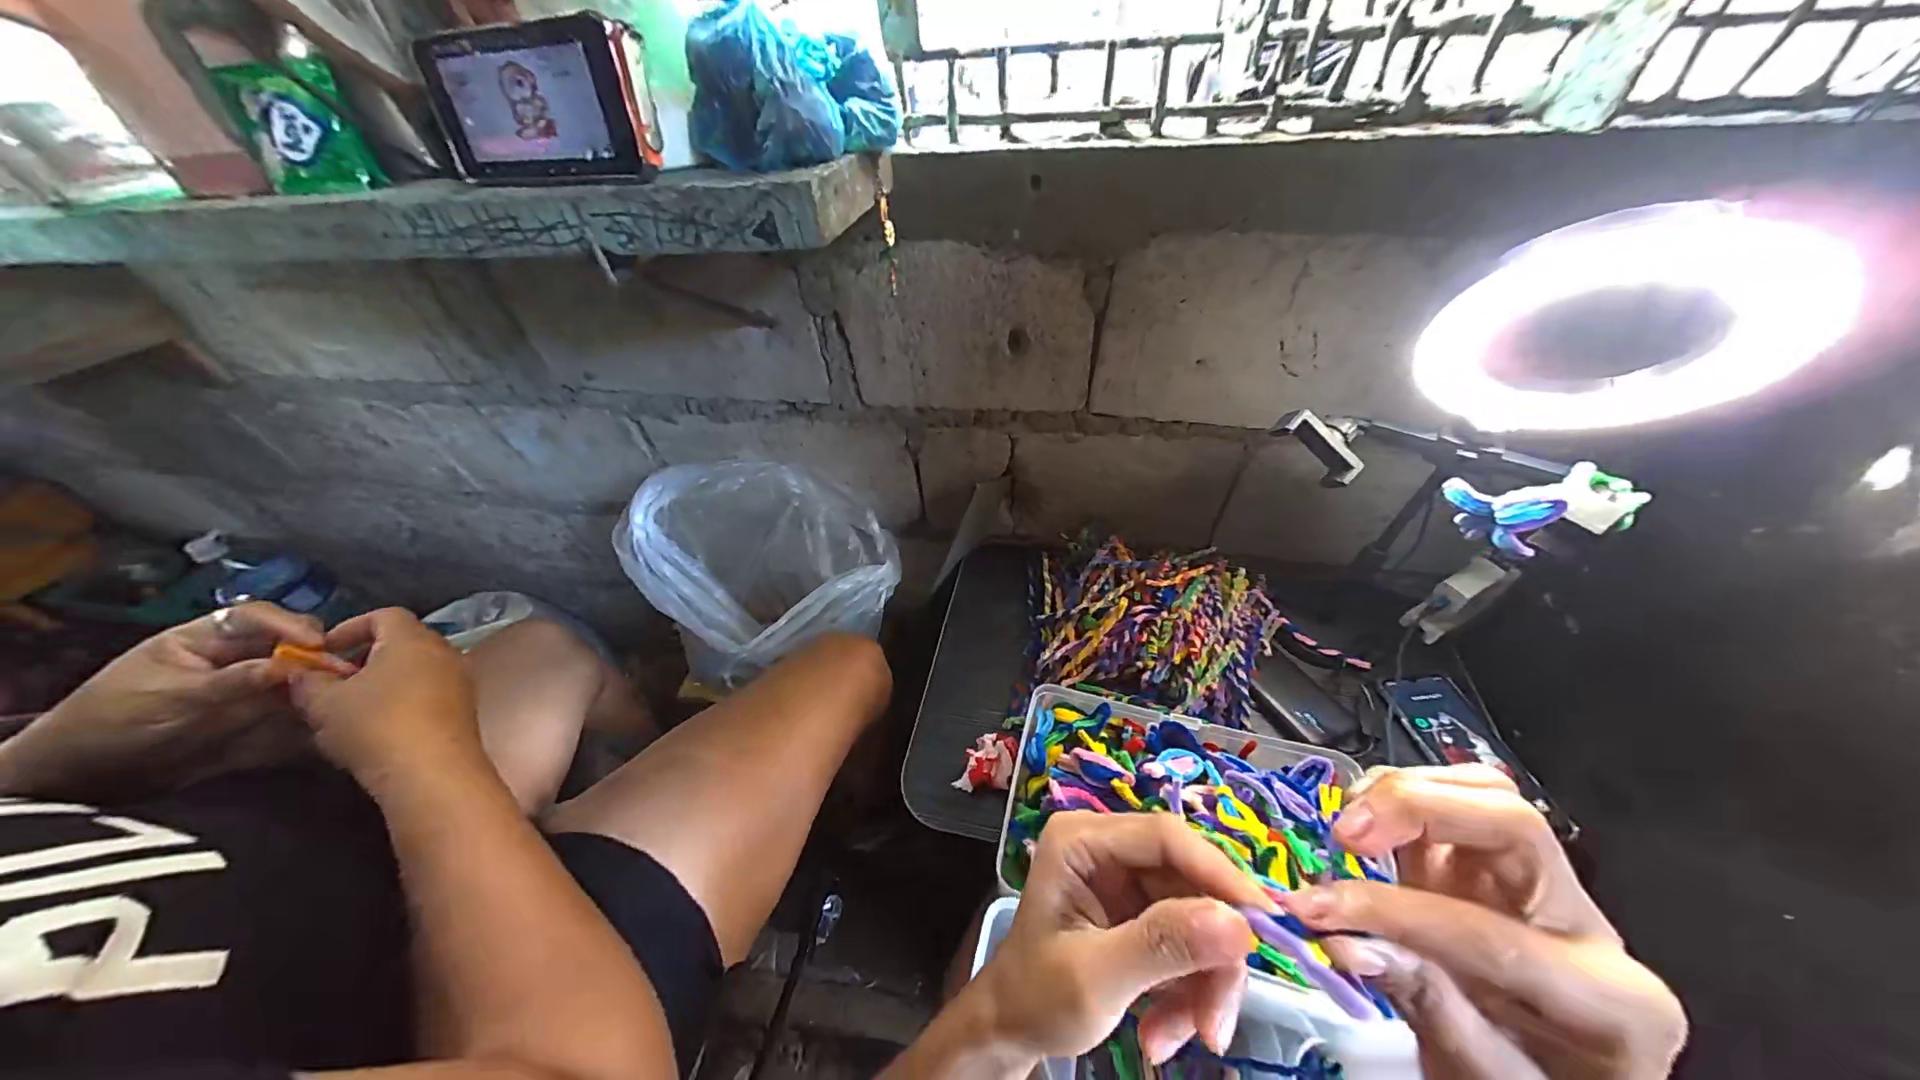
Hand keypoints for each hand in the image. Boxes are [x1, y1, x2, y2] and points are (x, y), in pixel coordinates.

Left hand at [0, 603, 342, 798]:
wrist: (86, 779)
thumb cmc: (112, 723)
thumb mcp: (168, 698)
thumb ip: (229, 682)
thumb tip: (289, 666)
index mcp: (205, 640)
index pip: (256, 617)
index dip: (289, 625)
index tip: (316, 642)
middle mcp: (237, 657)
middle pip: (292, 642)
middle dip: (320, 651)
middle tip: (343, 669)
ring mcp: (253, 686)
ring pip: (303, 673)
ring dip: (326, 680)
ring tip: (349, 690)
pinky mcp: (263, 715)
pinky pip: (299, 705)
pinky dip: (319, 707)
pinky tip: (336, 711)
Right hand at [287, 607, 482, 795]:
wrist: (432, 768)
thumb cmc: (375, 724)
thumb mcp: (324, 702)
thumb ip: (309, 681)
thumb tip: (303, 673)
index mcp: (414, 639)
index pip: (385, 615)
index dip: (349, 627)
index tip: (321, 653)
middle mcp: (446, 651)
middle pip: (403, 640)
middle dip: (365, 656)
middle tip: (332, 681)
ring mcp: (462, 677)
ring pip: (418, 666)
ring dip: (385, 679)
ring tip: (350, 706)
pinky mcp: (467, 704)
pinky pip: (432, 688)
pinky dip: (406, 696)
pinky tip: (381, 724)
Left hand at [971, 812, 1274, 1065]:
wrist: (1012, 1029)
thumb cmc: (1036, 996)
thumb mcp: (1095, 977)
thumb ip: (1162, 945)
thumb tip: (1237, 923)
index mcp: (1081, 839)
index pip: (1165, 837)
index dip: (1220, 875)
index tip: (1268, 926)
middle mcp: (1108, 848)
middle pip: (1191, 881)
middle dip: (1210, 953)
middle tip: (1215, 1022)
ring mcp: (1127, 881)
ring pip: (1200, 916)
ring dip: (1203, 983)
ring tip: (1182, 1036)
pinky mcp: (1142, 912)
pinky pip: (1192, 941)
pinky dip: (1191, 990)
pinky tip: (1164, 1031)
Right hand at [1284, 766, 1686, 1079]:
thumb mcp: (1480, 1078)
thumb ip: (1425, 1006)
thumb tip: (1345, 942)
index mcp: (1607, 1000)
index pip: (1487, 931)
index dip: (1392, 912)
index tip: (1318, 907)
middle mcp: (1581, 920)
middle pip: (1508, 820)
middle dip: (1412, 810)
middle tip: (1343, 834)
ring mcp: (1538, 881)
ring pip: (1482, 792)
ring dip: (1403, 794)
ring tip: (1349, 826)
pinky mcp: (1489, 860)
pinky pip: (1453, 798)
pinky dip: (1398, 797)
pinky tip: (1364, 823)